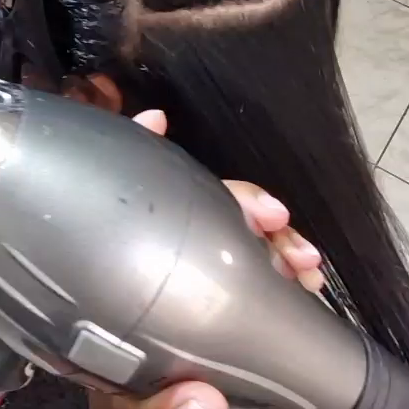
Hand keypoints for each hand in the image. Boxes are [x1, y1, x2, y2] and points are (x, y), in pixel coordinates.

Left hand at [130, 110, 323, 291]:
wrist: (97, 259)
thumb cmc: (115, 212)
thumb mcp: (129, 177)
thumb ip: (139, 146)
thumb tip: (156, 117)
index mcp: (194, 199)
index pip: (232, 196)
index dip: (254, 203)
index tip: (276, 216)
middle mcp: (213, 224)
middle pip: (259, 228)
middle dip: (286, 240)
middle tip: (305, 260)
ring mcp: (219, 256)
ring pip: (267, 253)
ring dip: (293, 260)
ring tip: (311, 279)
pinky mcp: (224, 287)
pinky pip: (262, 280)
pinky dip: (288, 283)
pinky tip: (306, 291)